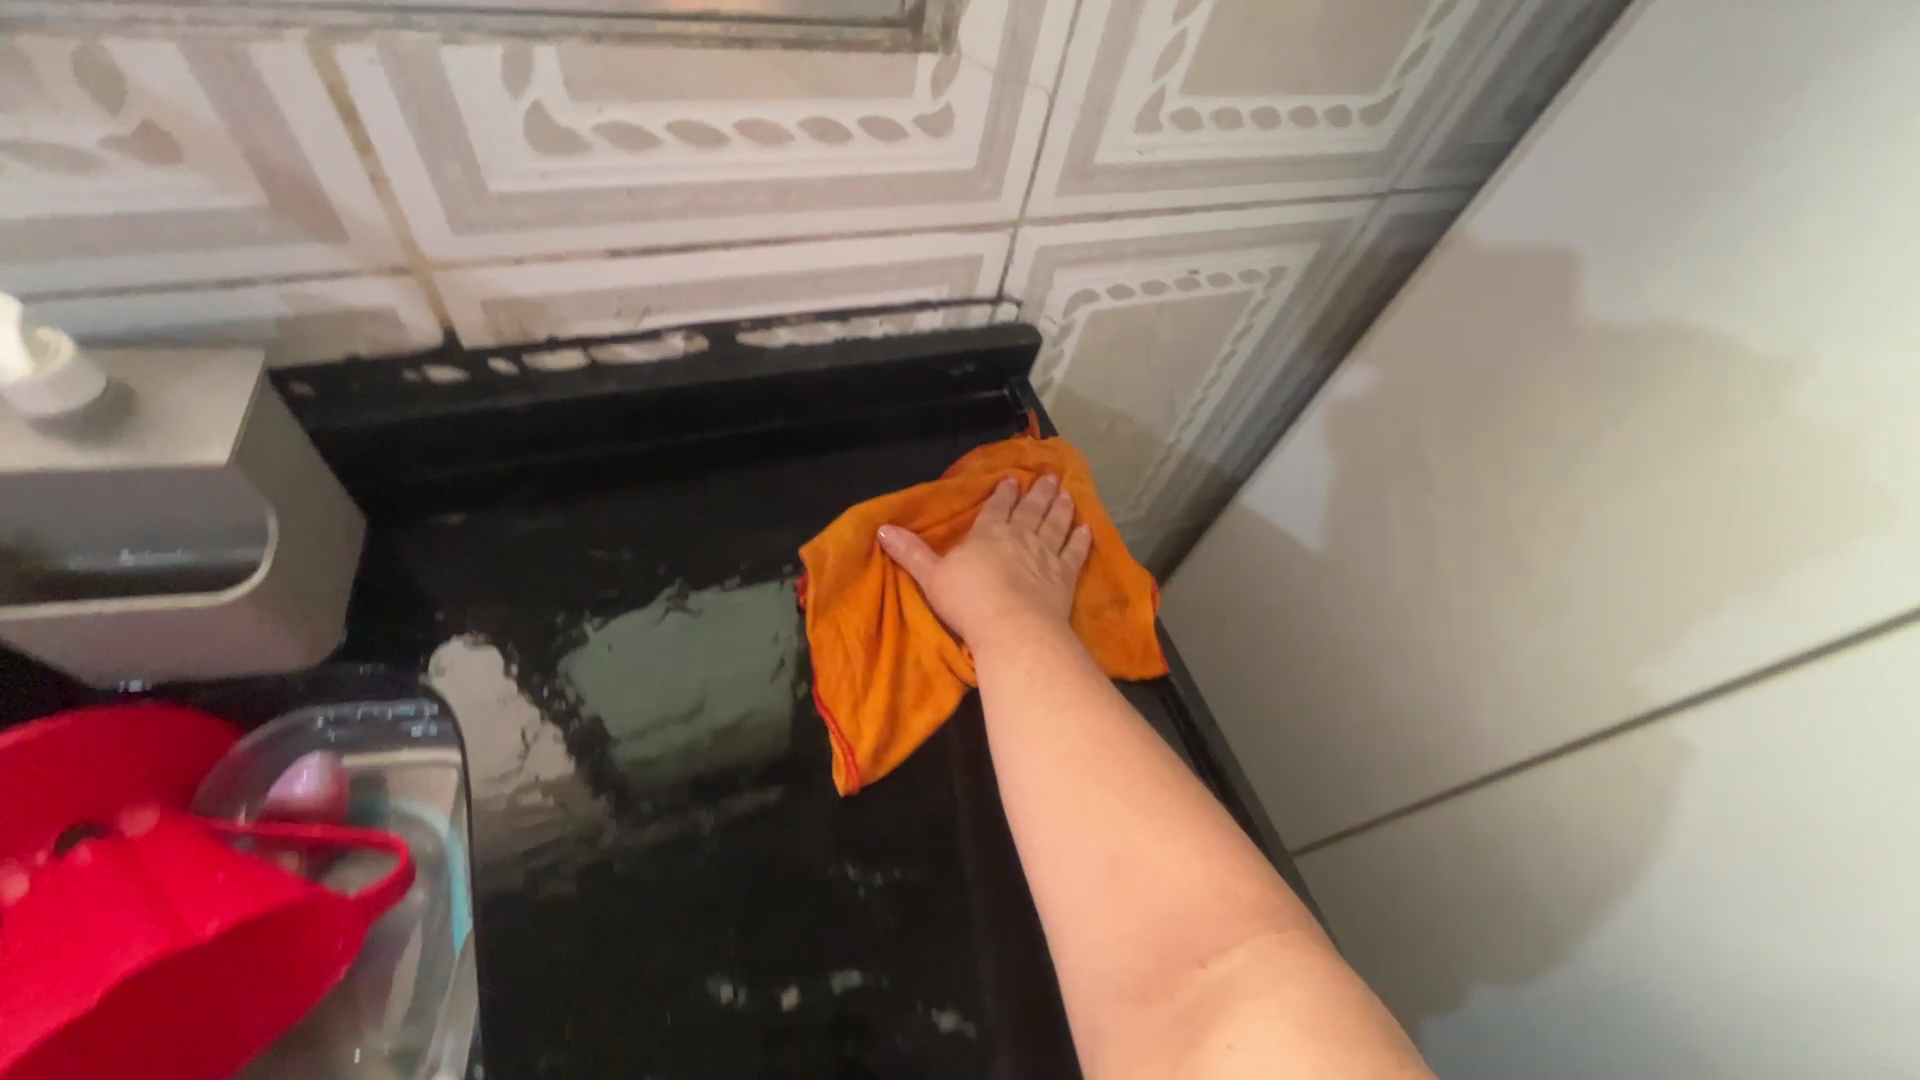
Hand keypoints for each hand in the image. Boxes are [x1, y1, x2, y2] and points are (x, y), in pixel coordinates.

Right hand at [878, 474, 1093, 651]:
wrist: (1012, 627)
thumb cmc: (968, 602)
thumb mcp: (931, 576)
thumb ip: (911, 553)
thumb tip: (881, 529)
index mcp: (988, 533)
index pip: (997, 507)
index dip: (1004, 493)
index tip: (1012, 480)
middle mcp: (1020, 536)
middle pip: (1032, 508)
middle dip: (1039, 491)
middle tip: (1050, 476)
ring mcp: (1046, 554)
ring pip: (1056, 523)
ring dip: (1061, 508)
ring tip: (1067, 494)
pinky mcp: (1065, 575)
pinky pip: (1075, 552)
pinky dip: (1080, 539)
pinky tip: (1086, 529)